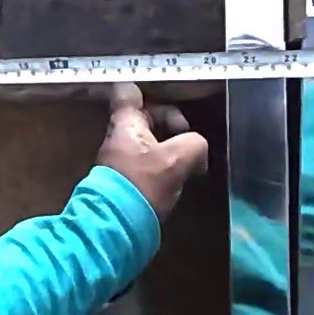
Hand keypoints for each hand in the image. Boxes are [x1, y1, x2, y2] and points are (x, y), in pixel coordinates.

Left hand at [97, 83, 208, 219]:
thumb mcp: (176, 160)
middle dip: (172, 123)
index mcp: (126, 122)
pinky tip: (180, 177)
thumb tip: (197, 149)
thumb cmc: (143, 184)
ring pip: (151, 138)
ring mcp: (122, 156)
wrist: (116, 226)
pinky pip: (150, 159)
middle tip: (188, 139)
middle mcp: (120, 134)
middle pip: (147, 114)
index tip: (170, 95)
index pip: (128, 91)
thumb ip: (194, 144)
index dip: (149, 88)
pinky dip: (165, 163)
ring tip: (190, 162)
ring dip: (171, 146)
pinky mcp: (128, 177)